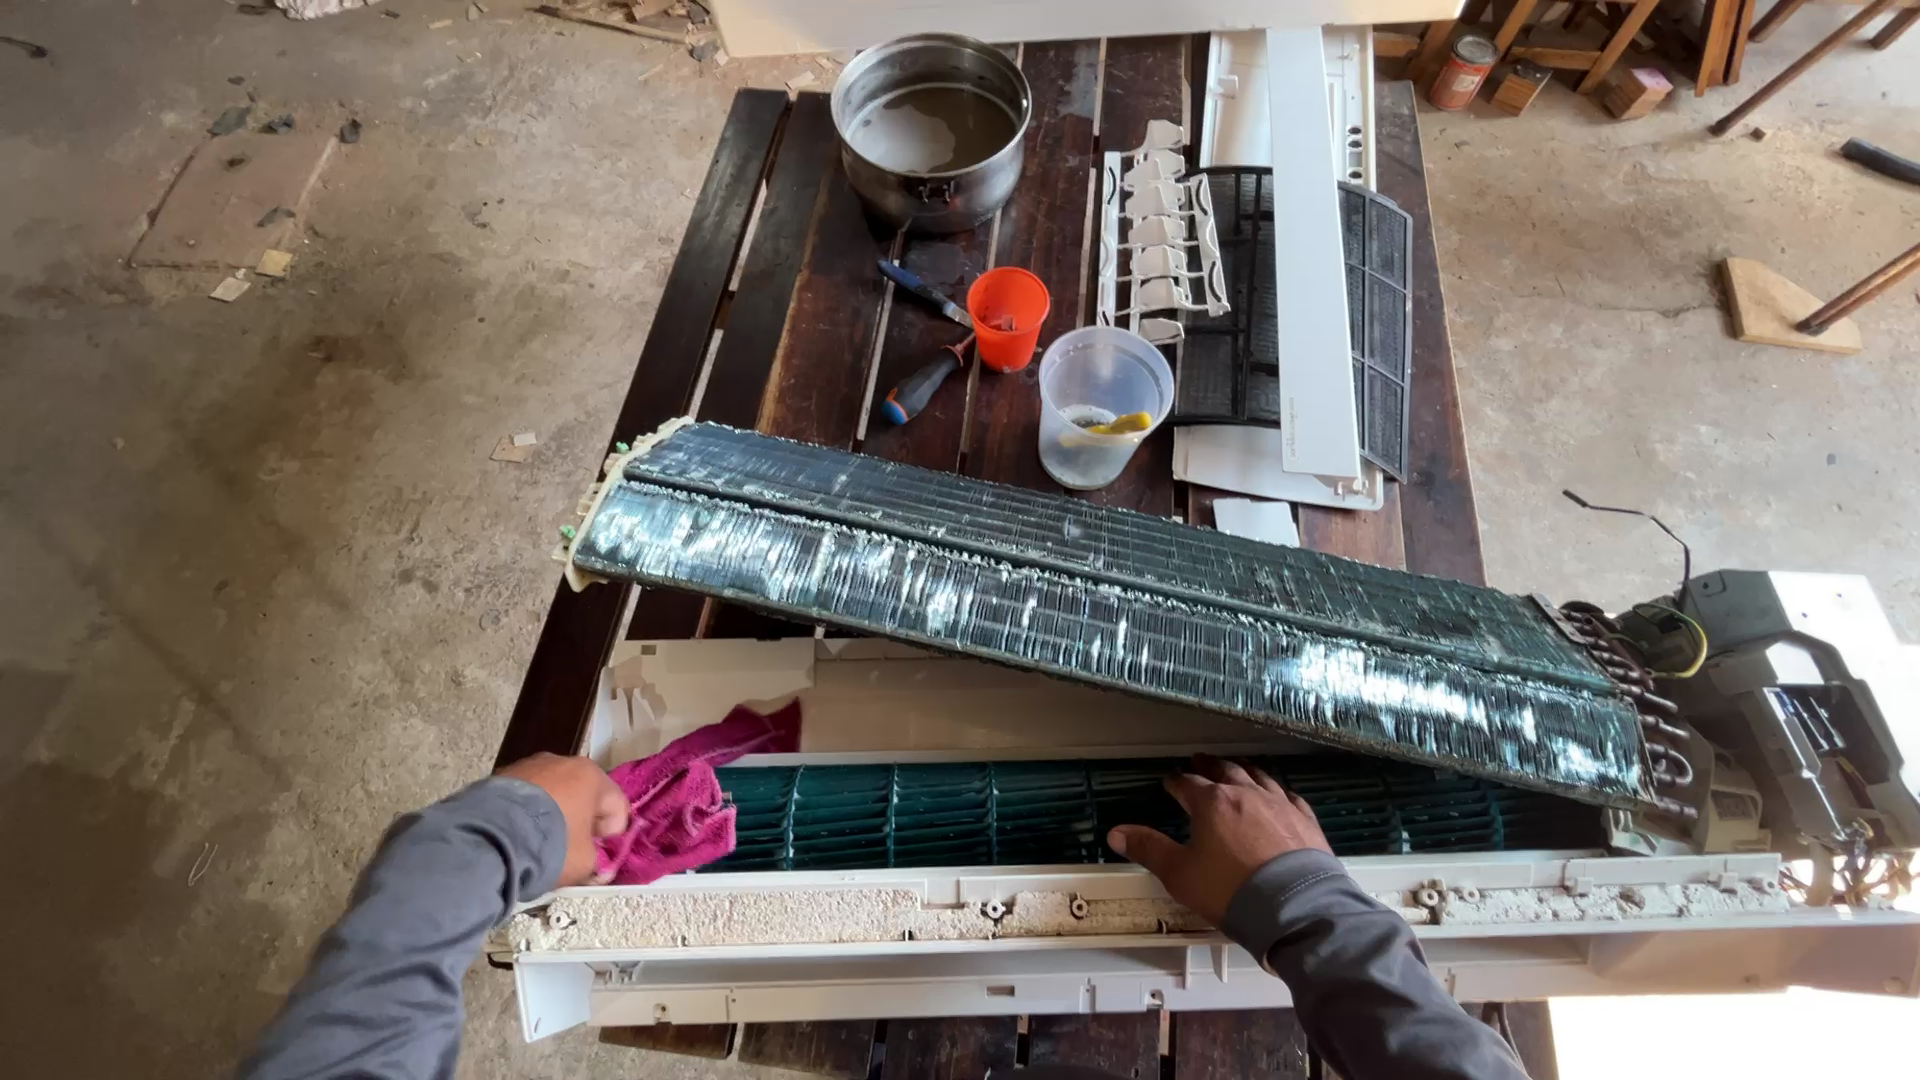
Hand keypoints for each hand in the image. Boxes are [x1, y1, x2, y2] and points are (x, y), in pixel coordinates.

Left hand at [497, 753, 629, 885]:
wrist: (486, 841)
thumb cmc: (549, 845)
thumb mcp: (583, 863)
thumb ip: (597, 862)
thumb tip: (596, 866)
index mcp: (593, 776)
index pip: (617, 805)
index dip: (611, 835)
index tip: (596, 855)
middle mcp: (564, 762)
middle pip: (583, 795)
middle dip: (580, 821)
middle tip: (568, 850)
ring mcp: (530, 766)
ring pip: (552, 793)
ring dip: (551, 816)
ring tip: (534, 845)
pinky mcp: (499, 776)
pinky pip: (524, 797)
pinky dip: (524, 814)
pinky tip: (513, 837)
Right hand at [1106, 754, 1331, 923]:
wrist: (1297, 910)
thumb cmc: (1232, 891)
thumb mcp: (1180, 874)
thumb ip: (1148, 850)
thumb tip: (1116, 834)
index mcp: (1211, 803)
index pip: (1187, 784)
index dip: (1175, 782)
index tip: (1170, 783)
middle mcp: (1245, 795)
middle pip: (1224, 771)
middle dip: (1209, 766)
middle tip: (1200, 761)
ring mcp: (1279, 805)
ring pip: (1258, 776)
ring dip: (1243, 770)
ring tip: (1236, 767)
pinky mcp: (1305, 821)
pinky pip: (1289, 796)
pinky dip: (1278, 790)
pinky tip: (1278, 794)